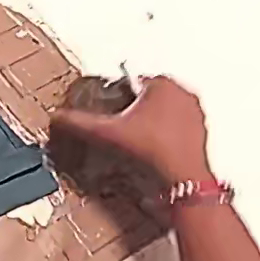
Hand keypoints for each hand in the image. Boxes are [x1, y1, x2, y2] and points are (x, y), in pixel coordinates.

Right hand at [49, 75, 211, 184]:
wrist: (181, 179)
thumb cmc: (151, 150)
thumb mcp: (107, 133)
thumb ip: (80, 123)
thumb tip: (58, 117)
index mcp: (163, 84)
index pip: (134, 80)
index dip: (119, 95)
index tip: (111, 109)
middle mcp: (183, 94)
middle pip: (150, 95)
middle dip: (135, 107)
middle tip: (121, 125)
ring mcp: (195, 114)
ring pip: (166, 110)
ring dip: (151, 120)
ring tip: (135, 138)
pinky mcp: (201, 133)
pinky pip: (178, 126)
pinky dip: (165, 133)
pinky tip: (152, 148)